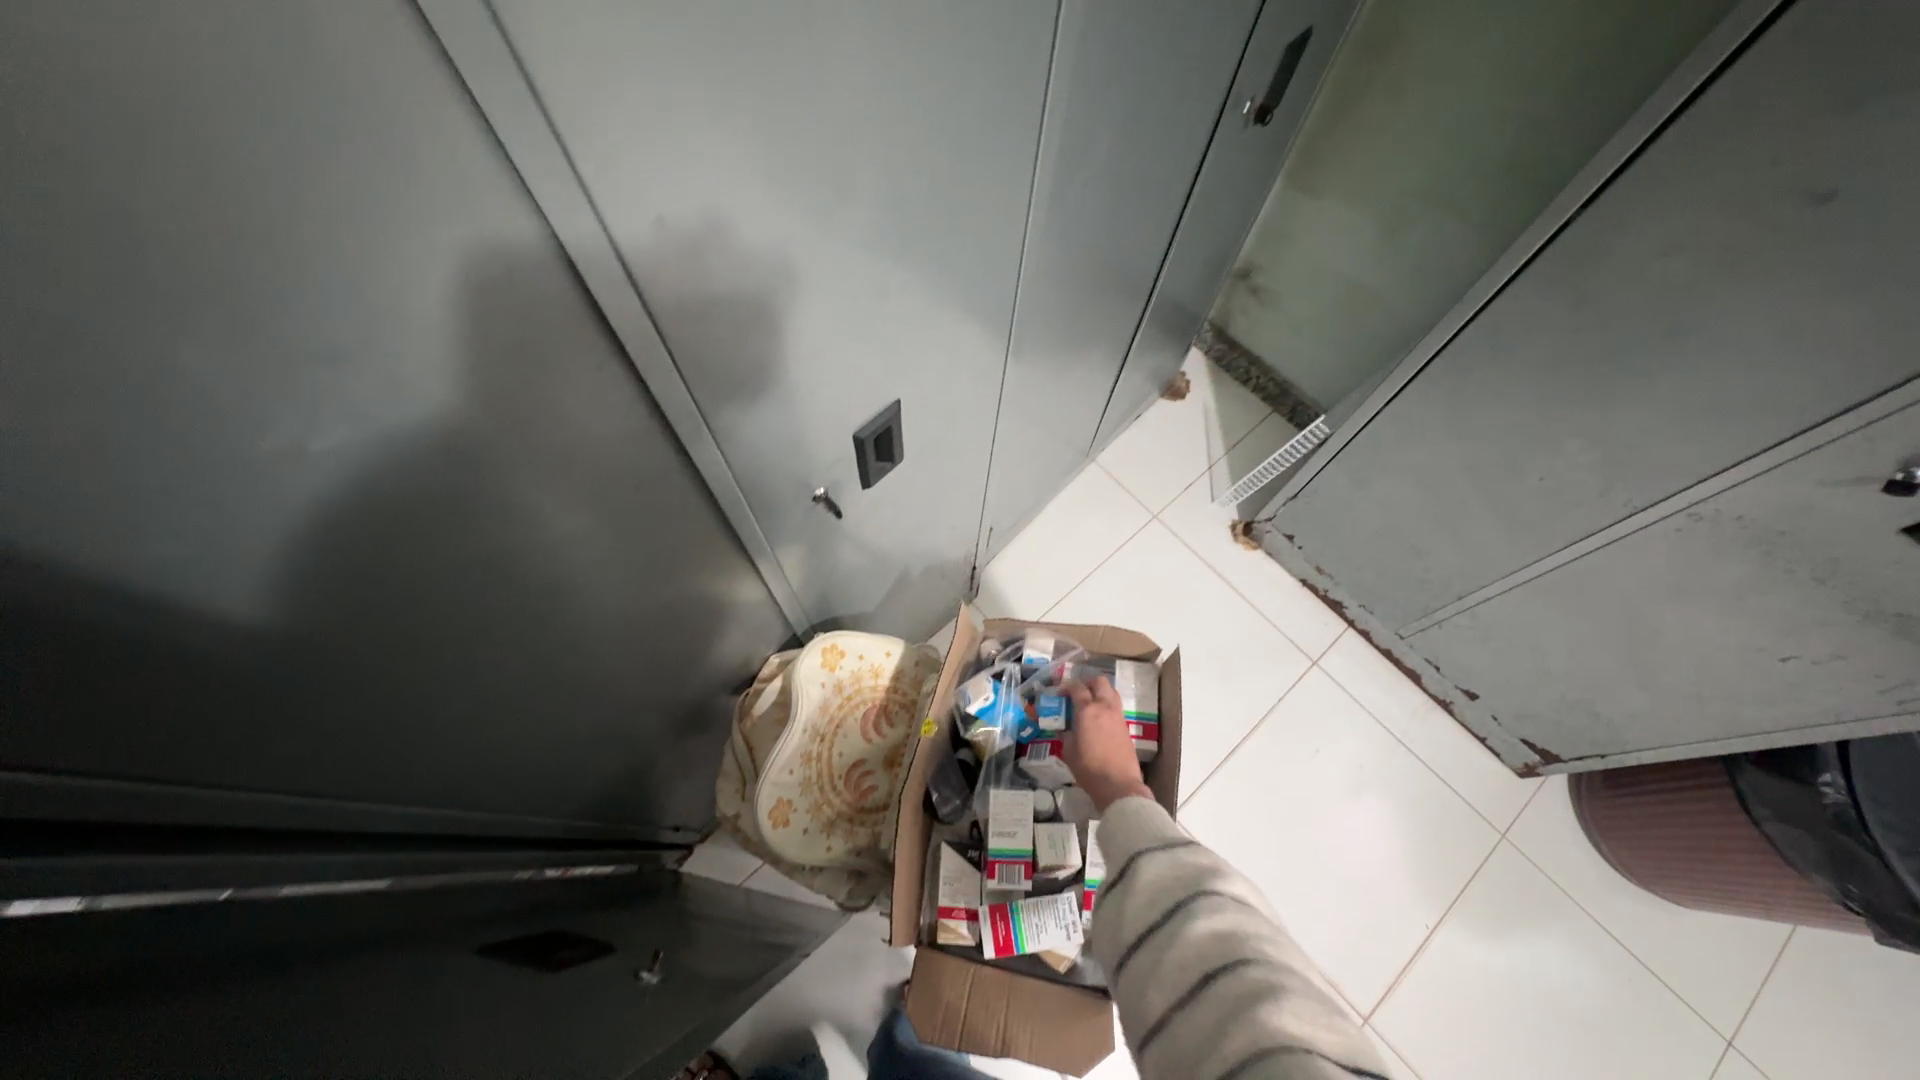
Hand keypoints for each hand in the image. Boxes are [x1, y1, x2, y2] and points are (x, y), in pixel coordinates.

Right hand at [1064, 676, 1152, 811]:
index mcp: (1087, 710)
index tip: (1059, 692)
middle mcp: (1104, 707)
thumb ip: (1066, 734)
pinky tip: (1098, 717)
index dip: (1066, 686)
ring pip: (1111, 691)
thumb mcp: (1068, 752)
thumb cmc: (1089, 768)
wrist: (1118, 784)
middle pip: (1099, 681)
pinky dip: (1106, 704)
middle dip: (1087, 682)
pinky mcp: (1125, 726)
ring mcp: (1118, 715)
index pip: (1077, 688)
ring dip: (1100, 691)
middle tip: (1077, 692)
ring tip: (1089, 702)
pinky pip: (1115, 706)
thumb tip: (1065, 729)